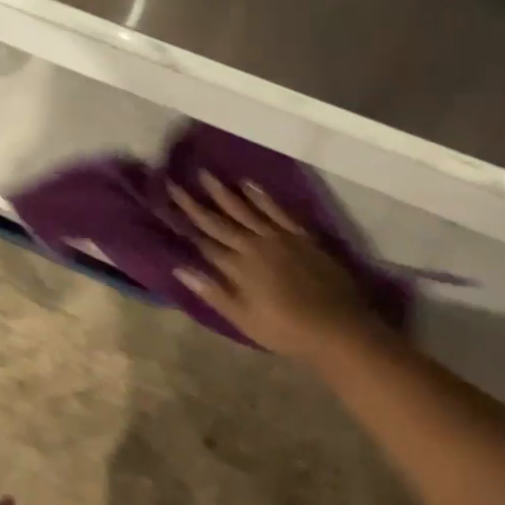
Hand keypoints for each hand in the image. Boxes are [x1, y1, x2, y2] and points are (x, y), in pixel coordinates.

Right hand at [171, 174, 385, 356]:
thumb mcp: (244, 319)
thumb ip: (214, 292)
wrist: (337, 326)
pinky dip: (262, 196)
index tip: (168, 205)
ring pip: (245, 209)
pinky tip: (248, 184)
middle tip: (176, 183)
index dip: (184, 223)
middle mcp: (254, 245)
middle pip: (219, 222)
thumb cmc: (286, 330)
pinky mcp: (301, 235)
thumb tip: (180, 269)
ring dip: (224, 192)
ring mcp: (279, 237)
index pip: (203, 242)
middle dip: (195, 203)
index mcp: (238, 268)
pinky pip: (277, 210)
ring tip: (206, 174)